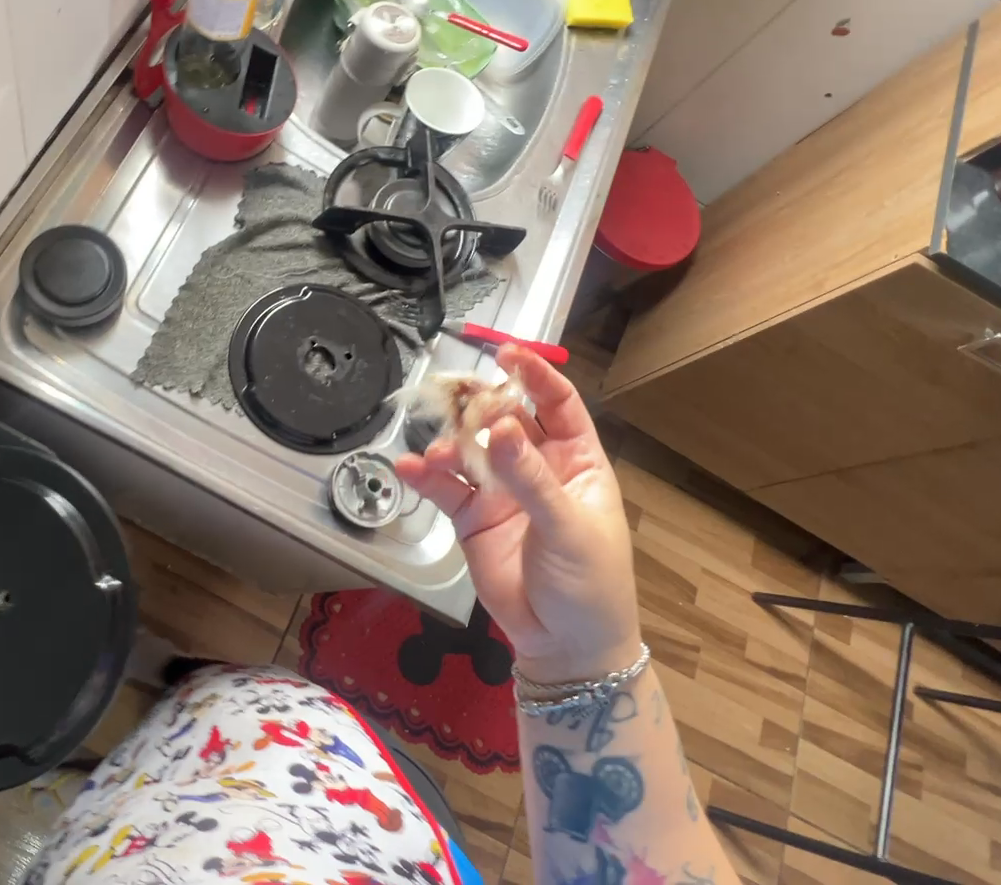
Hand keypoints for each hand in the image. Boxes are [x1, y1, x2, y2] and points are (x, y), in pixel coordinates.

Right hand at [396, 344, 640, 683]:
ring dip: (451, 443)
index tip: (507, 354)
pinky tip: (410, 469)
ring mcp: (501, 491)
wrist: (564, 645)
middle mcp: (536, 468)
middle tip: (456, 396)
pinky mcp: (471, 517)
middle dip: (481, 406)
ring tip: (439, 452)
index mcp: (576, 461)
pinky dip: (427, 477)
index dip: (535, 377)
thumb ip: (530, 478)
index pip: (557, 406)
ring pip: (470, 451)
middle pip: (505, 420)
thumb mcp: (568, 527)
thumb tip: (502, 426)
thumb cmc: (589, 583)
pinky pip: (446, 488)